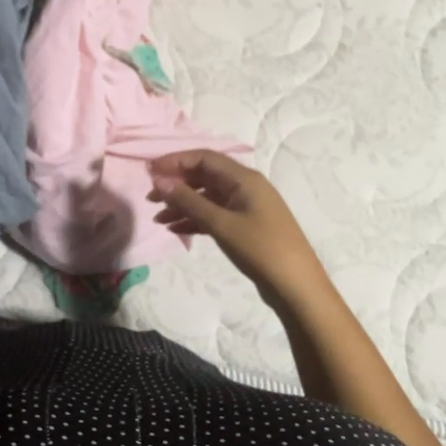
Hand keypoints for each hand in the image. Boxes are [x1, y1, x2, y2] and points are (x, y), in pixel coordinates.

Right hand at [148, 149, 322, 294]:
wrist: (296, 286)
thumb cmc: (260, 249)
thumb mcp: (220, 223)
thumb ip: (188, 200)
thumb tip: (159, 180)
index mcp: (244, 179)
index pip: (204, 158)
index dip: (175, 161)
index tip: (149, 172)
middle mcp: (246, 187)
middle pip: (204, 176)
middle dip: (176, 184)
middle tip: (151, 198)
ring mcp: (247, 206)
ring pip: (207, 196)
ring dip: (183, 204)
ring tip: (158, 218)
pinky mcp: (246, 225)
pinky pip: (215, 214)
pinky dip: (195, 219)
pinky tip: (176, 229)